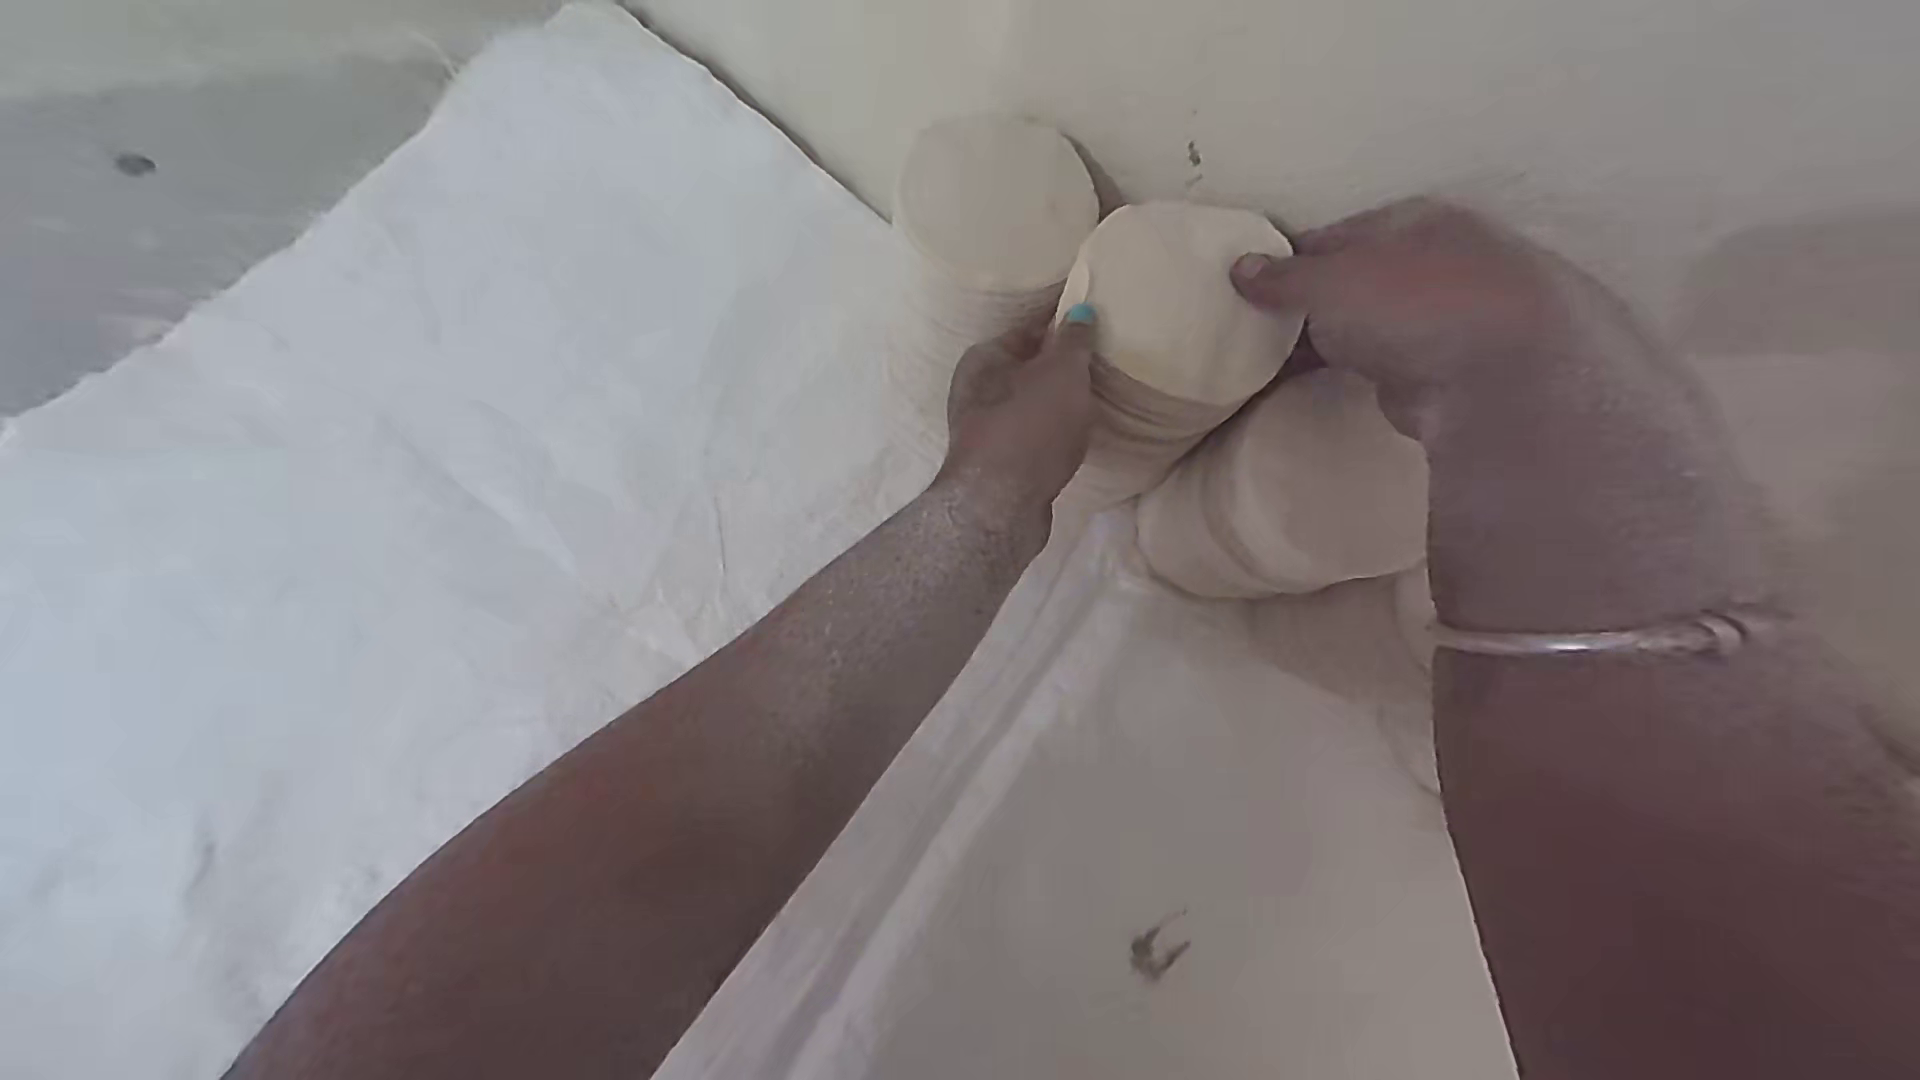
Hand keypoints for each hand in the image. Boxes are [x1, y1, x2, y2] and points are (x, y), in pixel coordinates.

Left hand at [936, 309, 1097, 533]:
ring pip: (1029, 408)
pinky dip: (1052, 436)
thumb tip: (1079, 312)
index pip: (1028, 330)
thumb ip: (1073, 341)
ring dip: (1057, 406)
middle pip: (1027, 371)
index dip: (1061, 325)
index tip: (1093, 324)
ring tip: (1092, 403)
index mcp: (983, 360)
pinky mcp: (999, 467)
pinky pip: (1032, 439)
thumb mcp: (1061, 373)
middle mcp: (975, 394)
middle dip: (1060, 369)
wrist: (1001, 505)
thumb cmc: (1030, 426)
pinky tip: (1073, 440)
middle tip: (1100, 366)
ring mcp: (985, 433)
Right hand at [1229, 199, 1642, 434]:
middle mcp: (1421, 260)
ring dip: (1308, 339)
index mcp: (1405, 222)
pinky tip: (1295, 381)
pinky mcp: (1422, 363)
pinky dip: (1327, 367)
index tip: (1241, 289)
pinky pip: (1358, 358)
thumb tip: (1239, 267)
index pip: (1325, 238)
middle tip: (1245, 327)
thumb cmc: (1410, 304)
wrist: (1493, 375)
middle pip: (1337, 280)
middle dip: (1292, 304)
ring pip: (1348, 321)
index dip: (1280, 262)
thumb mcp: (1331, 280)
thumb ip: (1282, 277)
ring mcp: (1427, 313)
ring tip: (1259, 358)